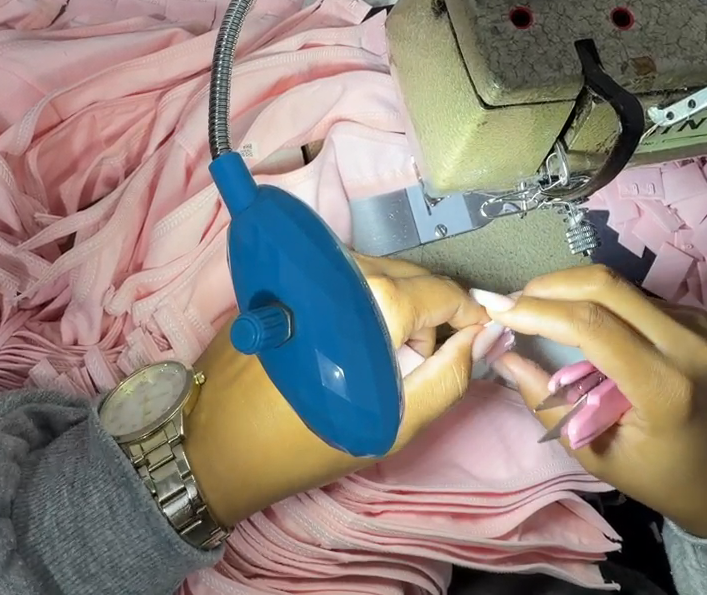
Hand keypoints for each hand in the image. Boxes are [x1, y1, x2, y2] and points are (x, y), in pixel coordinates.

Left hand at [183, 255, 486, 526]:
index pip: (446, 292)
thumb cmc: (308, 439)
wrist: (218, 438)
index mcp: (377, 302)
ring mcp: (320, 267)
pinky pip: (352, 276)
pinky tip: (349, 340)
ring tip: (379, 359)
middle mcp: (350, 269)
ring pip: (385, 274)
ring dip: (398, 309)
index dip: (466, 319)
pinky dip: (366, 301)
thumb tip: (487, 334)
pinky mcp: (298, 271)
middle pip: (416, 278)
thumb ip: (451, 375)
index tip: (467, 347)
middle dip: (430, 317)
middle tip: (413, 366)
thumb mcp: (394, 422)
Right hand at [485, 265, 706, 537]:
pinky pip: (629, 294)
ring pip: (614, 283)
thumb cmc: (664, 477)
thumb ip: (549, 404)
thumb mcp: (599, 456)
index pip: (591, 326)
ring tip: (532, 308)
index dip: (538, 311)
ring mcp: (693, 323)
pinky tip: (570, 317)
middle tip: (511, 303)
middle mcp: (685, 342)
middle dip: (548, 286)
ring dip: (566, 287)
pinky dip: (591, 298)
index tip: (496, 310)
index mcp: (665, 386)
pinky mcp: (692, 314)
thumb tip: (503, 357)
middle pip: (603, 285)